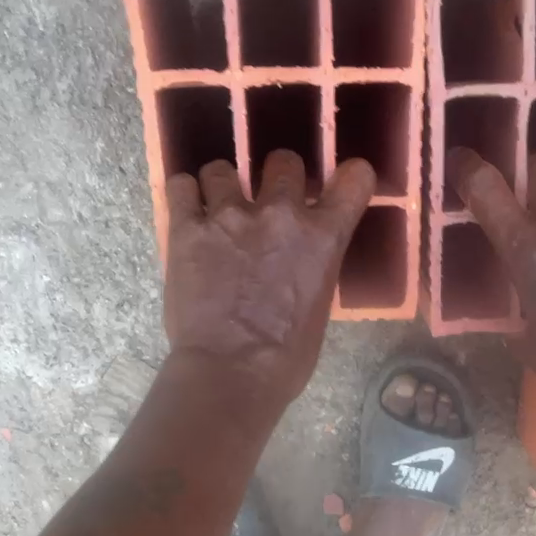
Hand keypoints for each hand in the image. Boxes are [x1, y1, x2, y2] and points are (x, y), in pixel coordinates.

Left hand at [162, 151, 375, 413]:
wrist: (229, 374)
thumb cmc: (284, 360)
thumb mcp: (317, 309)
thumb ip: (312, 269)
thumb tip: (297, 263)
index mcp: (322, 237)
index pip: (354, 179)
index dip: (349, 179)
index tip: (338, 187)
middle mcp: (279, 213)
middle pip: (283, 161)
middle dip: (276, 180)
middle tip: (266, 207)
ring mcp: (228, 215)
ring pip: (222, 169)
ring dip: (222, 188)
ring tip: (217, 215)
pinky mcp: (186, 228)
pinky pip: (180, 185)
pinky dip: (184, 195)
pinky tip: (187, 214)